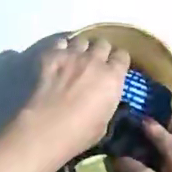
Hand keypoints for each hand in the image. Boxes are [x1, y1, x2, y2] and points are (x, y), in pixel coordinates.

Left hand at [10, 35, 129, 161]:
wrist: (48, 127)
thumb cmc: (81, 132)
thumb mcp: (105, 121)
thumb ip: (107, 101)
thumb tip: (104, 96)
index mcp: (113, 76)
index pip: (122, 56)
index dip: (118, 61)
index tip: (114, 68)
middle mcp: (95, 60)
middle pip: (103, 43)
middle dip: (101, 51)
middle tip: (95, 63)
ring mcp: (73, 55)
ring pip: (82, 39)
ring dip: (82, 48)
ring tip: (76, 57)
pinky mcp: (52, 56)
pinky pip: (60, 43)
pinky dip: (61, 48)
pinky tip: (59, 57)